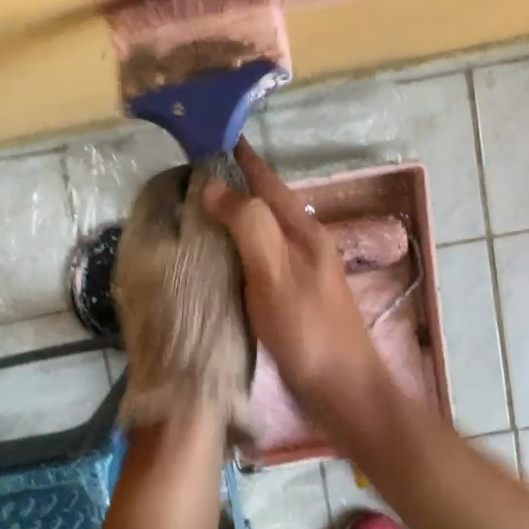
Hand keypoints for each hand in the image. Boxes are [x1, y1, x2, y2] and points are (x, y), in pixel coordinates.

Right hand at [201, 140, 389, 430]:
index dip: (240, 159)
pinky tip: (215, 267)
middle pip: (263, 207)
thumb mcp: (276, 272)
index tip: (207, 137)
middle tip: (186, 180)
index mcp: (303, 233)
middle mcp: (304, 248)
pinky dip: (233, 257)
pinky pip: (256, 266)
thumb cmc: (309, 331)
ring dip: (231, 223)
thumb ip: (248, 226)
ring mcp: (300, 277)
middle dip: (230, 189)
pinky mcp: (291, 304)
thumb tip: (215, 186)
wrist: (343, 391)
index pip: (266, 182)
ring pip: (260, 237)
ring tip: (193, 217)